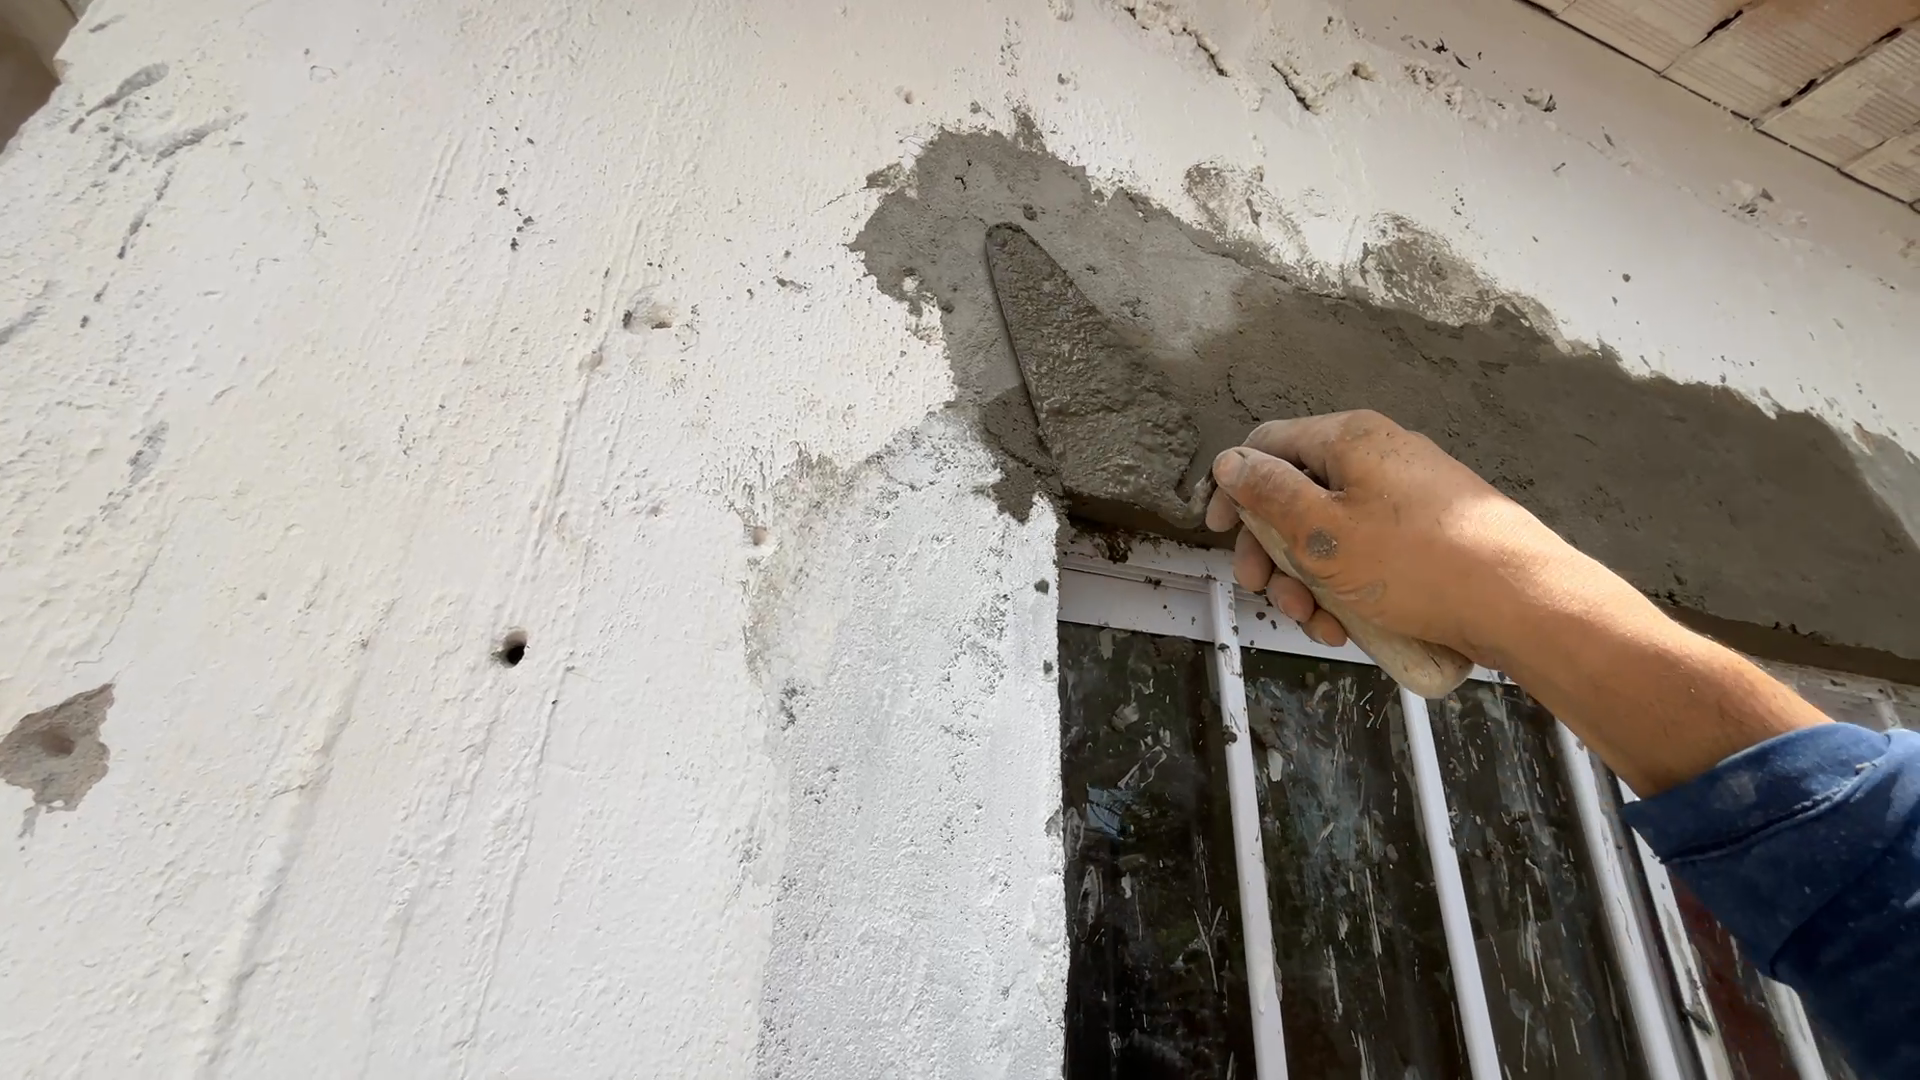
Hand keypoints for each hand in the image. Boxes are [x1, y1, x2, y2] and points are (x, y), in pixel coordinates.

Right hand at [1208, 410, 1828, 795]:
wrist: (1529, 607)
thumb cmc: (1411, 564)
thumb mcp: (1319, 531)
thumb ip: (1265, 491)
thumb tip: (1228, 460)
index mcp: (1349, 439)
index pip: (1266, 445)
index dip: (1232, 487)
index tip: (1216, 532)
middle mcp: (1377, 456)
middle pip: (1295, 494)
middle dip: (1270, 550)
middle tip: (1262, 592)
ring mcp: (1407, 496)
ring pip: (1329, 532)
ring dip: (1305, 580)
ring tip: (1312, 624)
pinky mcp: (1428, 533)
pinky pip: (1366, 552)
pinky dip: (1345, 588)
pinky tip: (1345, 628)